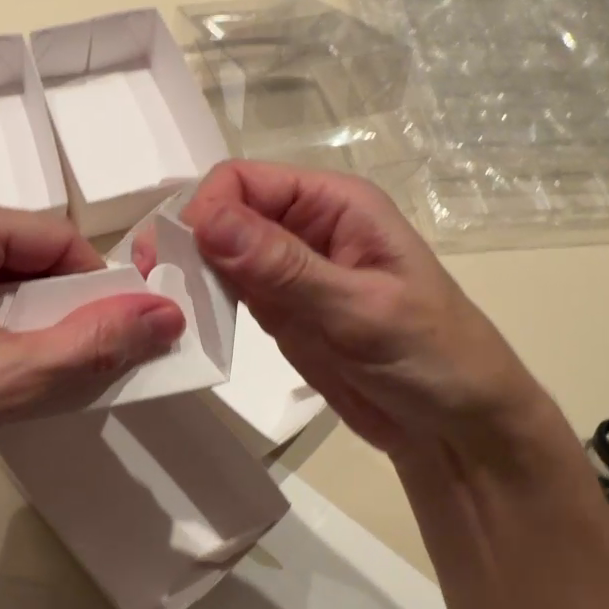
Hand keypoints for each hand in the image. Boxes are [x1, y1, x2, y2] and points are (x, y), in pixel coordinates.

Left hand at [0, 189, 184, 604]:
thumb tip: (170, 313)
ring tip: (16, 374)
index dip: (95, 290)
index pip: (56, 239)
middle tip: (58, 369)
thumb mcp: (8, 381)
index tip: (112, 344)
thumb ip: (93, 344)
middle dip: (52, 307)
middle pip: (22, 251)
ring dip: (19, 318)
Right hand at [135, 161, 555, 468]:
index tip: (179, 255)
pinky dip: (201, 301)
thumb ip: (282, 266)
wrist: (453, 427)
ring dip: (187, 271)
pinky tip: (184, 320)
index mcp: (334, 204)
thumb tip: (207, 220)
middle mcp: (305, 227)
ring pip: (217, 252)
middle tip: (154, 281)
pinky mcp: (276, 309)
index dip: (205, 209)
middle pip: (223, 212)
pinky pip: (225, 291)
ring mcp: (286, 271)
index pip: (245, 181)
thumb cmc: (431, 356)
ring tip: (162, 302)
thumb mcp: (359, 309)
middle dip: (186, 239)